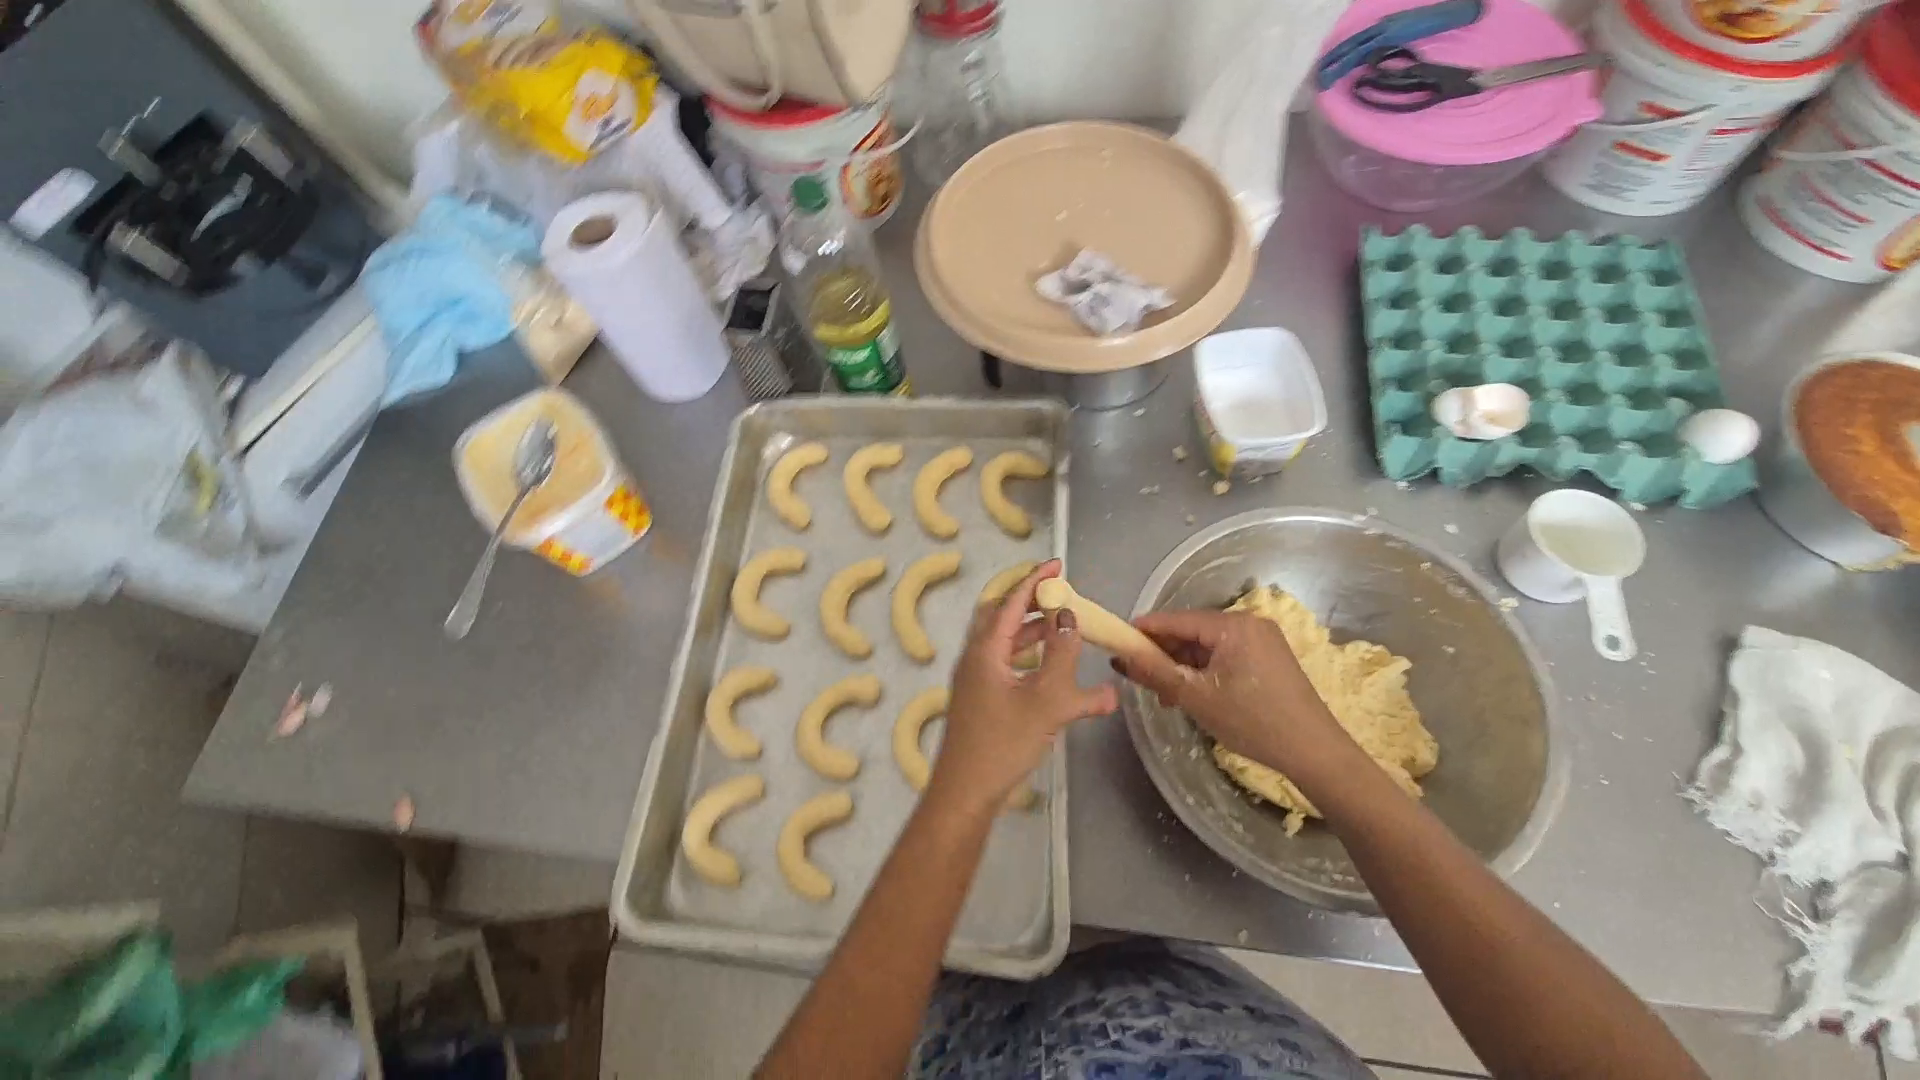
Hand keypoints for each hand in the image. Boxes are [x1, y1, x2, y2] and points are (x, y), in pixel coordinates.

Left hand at [930, 560, 1117, 816]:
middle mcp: (975, 659)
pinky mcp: (980, 701)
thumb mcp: (1045, 699)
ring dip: (1033, 633)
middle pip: (1000, 617)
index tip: (1057, 565)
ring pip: (1004, 644)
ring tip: (1063, 630)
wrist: (966, 791)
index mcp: (985, 650)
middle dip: (1029, 603)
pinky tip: (1051, 673)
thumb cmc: (1004, 743)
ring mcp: (975, 681)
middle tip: (1058, 596)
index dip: (1034, 581)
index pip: (1010, 602)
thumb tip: (1069, 617)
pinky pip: (1006, 667)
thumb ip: (1062, 656)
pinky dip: (1030, 660)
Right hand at [1113, 610, 1357, 783]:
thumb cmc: (1252, 721)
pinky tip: (1194, 695)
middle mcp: (1249, 623)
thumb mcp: (1196, 697)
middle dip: (1164, 653)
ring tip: (1167, 696)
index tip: (1117, 643)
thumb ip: (1155, 673)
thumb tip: (1119, 658)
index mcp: (1233, 625)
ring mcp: (1263, 640)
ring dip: (1184, 666)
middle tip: (1140, 678)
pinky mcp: (1269, 658)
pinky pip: (1225, 656)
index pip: (1176, 619)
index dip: (1144, 631)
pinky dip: (1205, 672)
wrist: (1314, 751)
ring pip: (1208, 646)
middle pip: (1192, 631)